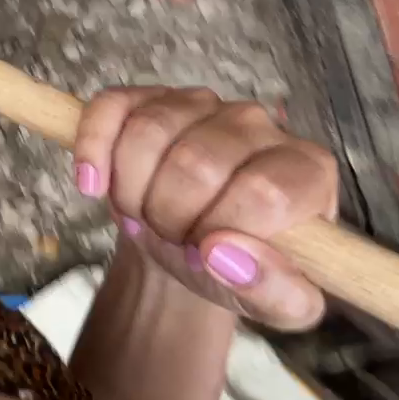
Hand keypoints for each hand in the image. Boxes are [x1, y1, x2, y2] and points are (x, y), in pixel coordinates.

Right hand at [74, 87, 337, 329]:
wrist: (184, 243)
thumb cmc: (235, 266)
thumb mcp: (275, 304)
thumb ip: (275, 291)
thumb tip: (226, 254)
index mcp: (305, 169)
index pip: (263, 191)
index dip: (221, 229)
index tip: (206, 254)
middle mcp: (257, 123)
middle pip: (196, 162)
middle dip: (168, 213)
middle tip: (169, 235)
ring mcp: (196, 101)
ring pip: (148, 131)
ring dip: (130, 188)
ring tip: (140, 211)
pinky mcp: (142, 95)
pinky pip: (108, 107)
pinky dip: (93, 148)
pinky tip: (93, 182)